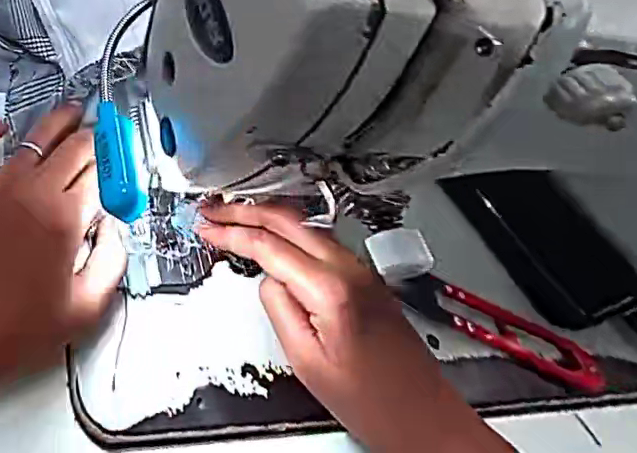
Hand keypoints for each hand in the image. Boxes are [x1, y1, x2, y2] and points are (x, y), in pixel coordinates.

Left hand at [0, 102, 126, 452]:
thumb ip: (111, 261)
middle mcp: (34, 190)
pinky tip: (3, 126)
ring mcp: (0, 184)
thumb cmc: (21, 327)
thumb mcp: (85, 307)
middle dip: (95, 138)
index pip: (100, 174)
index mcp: (65, 218)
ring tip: (74, 111)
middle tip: (105, 138)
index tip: (122, 168)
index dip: (115, 168)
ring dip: (59, 121)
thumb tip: (114, 228)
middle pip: (74, 147)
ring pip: (36, 138)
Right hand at [196, 201, 512, 452]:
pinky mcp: (363, 276)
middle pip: (283, 218)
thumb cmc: (376, 405)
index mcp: (330, 289)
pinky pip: (314, 236)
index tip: (205, 229)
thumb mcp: (306, 361)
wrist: (430, 425)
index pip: (266, 244)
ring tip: (230, 216)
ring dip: (261, 214)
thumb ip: (277, 307)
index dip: (229, 233)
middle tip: (209, 211)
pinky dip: (284, 227)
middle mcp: (348, 268)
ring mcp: (359, 268)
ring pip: (299, 222)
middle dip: (240, 210)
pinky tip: (268, 233)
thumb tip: (267, 278)